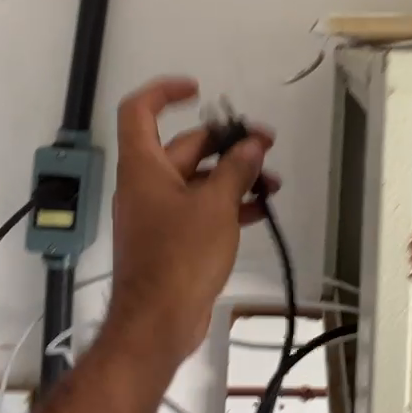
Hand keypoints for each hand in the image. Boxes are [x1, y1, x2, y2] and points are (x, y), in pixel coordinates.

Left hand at [102, 77, 278, 364]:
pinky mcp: (172, 239)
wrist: (159, 322)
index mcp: (144, 168)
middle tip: (264, 144)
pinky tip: (260, 209)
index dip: (165, 92)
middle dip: (226, 143)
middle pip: (184, 147)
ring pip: (198, 180)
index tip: (198, 90)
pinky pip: (201, 208)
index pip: (139, 111)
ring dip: (234, 176)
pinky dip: (228, 203)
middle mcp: (146, 185)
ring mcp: (158, 214)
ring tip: (271, 181)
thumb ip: (236, 170)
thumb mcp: (216, 206)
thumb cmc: (180, 257)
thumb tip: (251, 146)